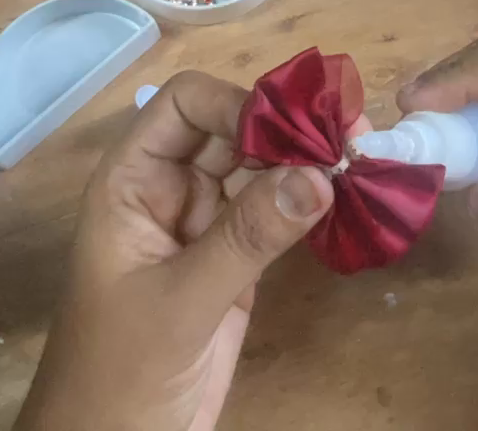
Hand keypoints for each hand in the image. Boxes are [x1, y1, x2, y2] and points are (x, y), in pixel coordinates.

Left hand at [16, 71, 336, 430]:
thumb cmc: (120, 372)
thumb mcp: (181, 302)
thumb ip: (246, 238)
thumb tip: (318, 176)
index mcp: (134, 178)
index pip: (184, 105)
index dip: (235, 105)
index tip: (295, 132)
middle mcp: (169, 185)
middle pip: (229, 127)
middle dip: (285, 126)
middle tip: (350, 136)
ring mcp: (204, 220)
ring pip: (256, 165)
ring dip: (303, 159)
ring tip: (357, 158)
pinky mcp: (234, 256)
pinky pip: (273, 209)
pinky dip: (306, 200)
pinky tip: (343, 197)